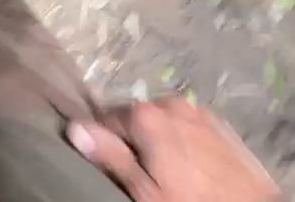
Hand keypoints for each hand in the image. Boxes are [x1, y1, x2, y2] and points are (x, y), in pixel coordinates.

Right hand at [67, 97, 280, 201]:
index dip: (106, 146)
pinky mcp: (220, 125)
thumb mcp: (146, 192)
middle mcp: (168, 102)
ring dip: (160, 141)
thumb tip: (73, 126)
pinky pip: (189, 128)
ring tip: (171, 177)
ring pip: (164, 122)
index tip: (115, 172)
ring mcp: (198, 111)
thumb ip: (110, 155)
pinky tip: (194, 170)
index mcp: (145, 115)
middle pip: (136, 119)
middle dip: (135, 143)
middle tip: (145, 180)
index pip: (106, 121)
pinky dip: (184, 142)